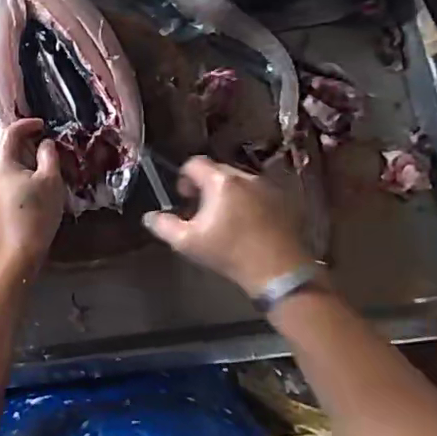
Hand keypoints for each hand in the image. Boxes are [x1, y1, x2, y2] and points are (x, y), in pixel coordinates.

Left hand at [0, 118, 65, 269]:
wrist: (19, 251)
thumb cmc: (37, 213)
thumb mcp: (50, 180)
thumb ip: (48, 155)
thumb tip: (45, 143)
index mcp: (1, 165)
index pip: (10, 133)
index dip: (27, 124)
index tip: (44, 124)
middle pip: (9, 151)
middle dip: (30, 146)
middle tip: (51, 149)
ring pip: (10, 167)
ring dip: (28, 163)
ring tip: (48, 170)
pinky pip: (8, 181)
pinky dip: (22, 177)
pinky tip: (37, 188)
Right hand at [143, 157, 312, 295]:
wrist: (280, 273)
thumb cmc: (230, 253)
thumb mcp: (187, 242)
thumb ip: (163, 225)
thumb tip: (150, 216)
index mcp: (221, 182)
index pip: (195, 163)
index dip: (184, 178)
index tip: (184, 198)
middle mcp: (247, 177)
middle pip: (218, 171)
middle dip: (205, 186)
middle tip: (201, 210)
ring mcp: (270, 188)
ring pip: (240, 182)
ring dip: (228, 194)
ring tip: (225, 219)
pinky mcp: (286, 202)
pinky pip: (259, 193)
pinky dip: (249, 202)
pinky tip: (247, 225)